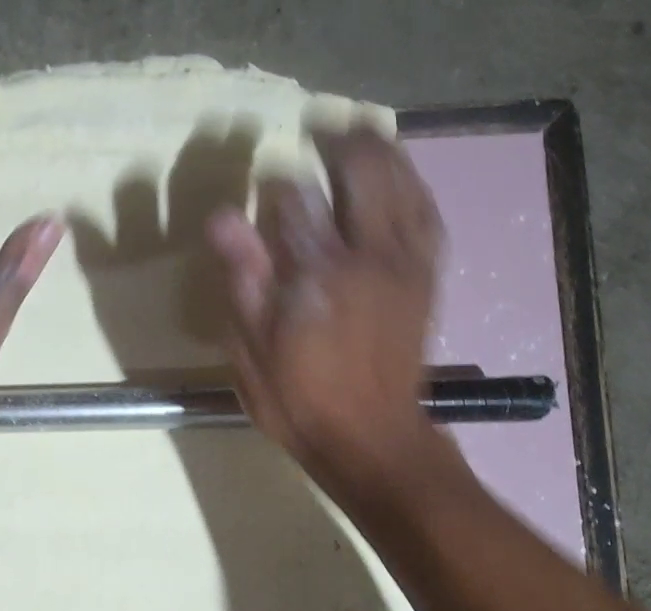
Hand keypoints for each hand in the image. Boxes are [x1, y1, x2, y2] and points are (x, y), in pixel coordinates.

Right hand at [205, 128, 445, 496]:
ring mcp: (405, 260)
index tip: (264, 182)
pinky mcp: (427, 272)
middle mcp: (367, 253)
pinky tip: (396, 174)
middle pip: (361, 169)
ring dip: (378, 151)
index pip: (294, 198)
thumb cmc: (296, 400)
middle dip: (337, 144)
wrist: (369, 435)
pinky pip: (425, 207)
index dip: (277, 182)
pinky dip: (410, 181)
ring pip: (401, 180)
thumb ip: (242, 278)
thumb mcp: (249, 350)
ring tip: (354, 138)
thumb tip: (223, 217)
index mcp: (314, 274)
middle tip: (315, 135)